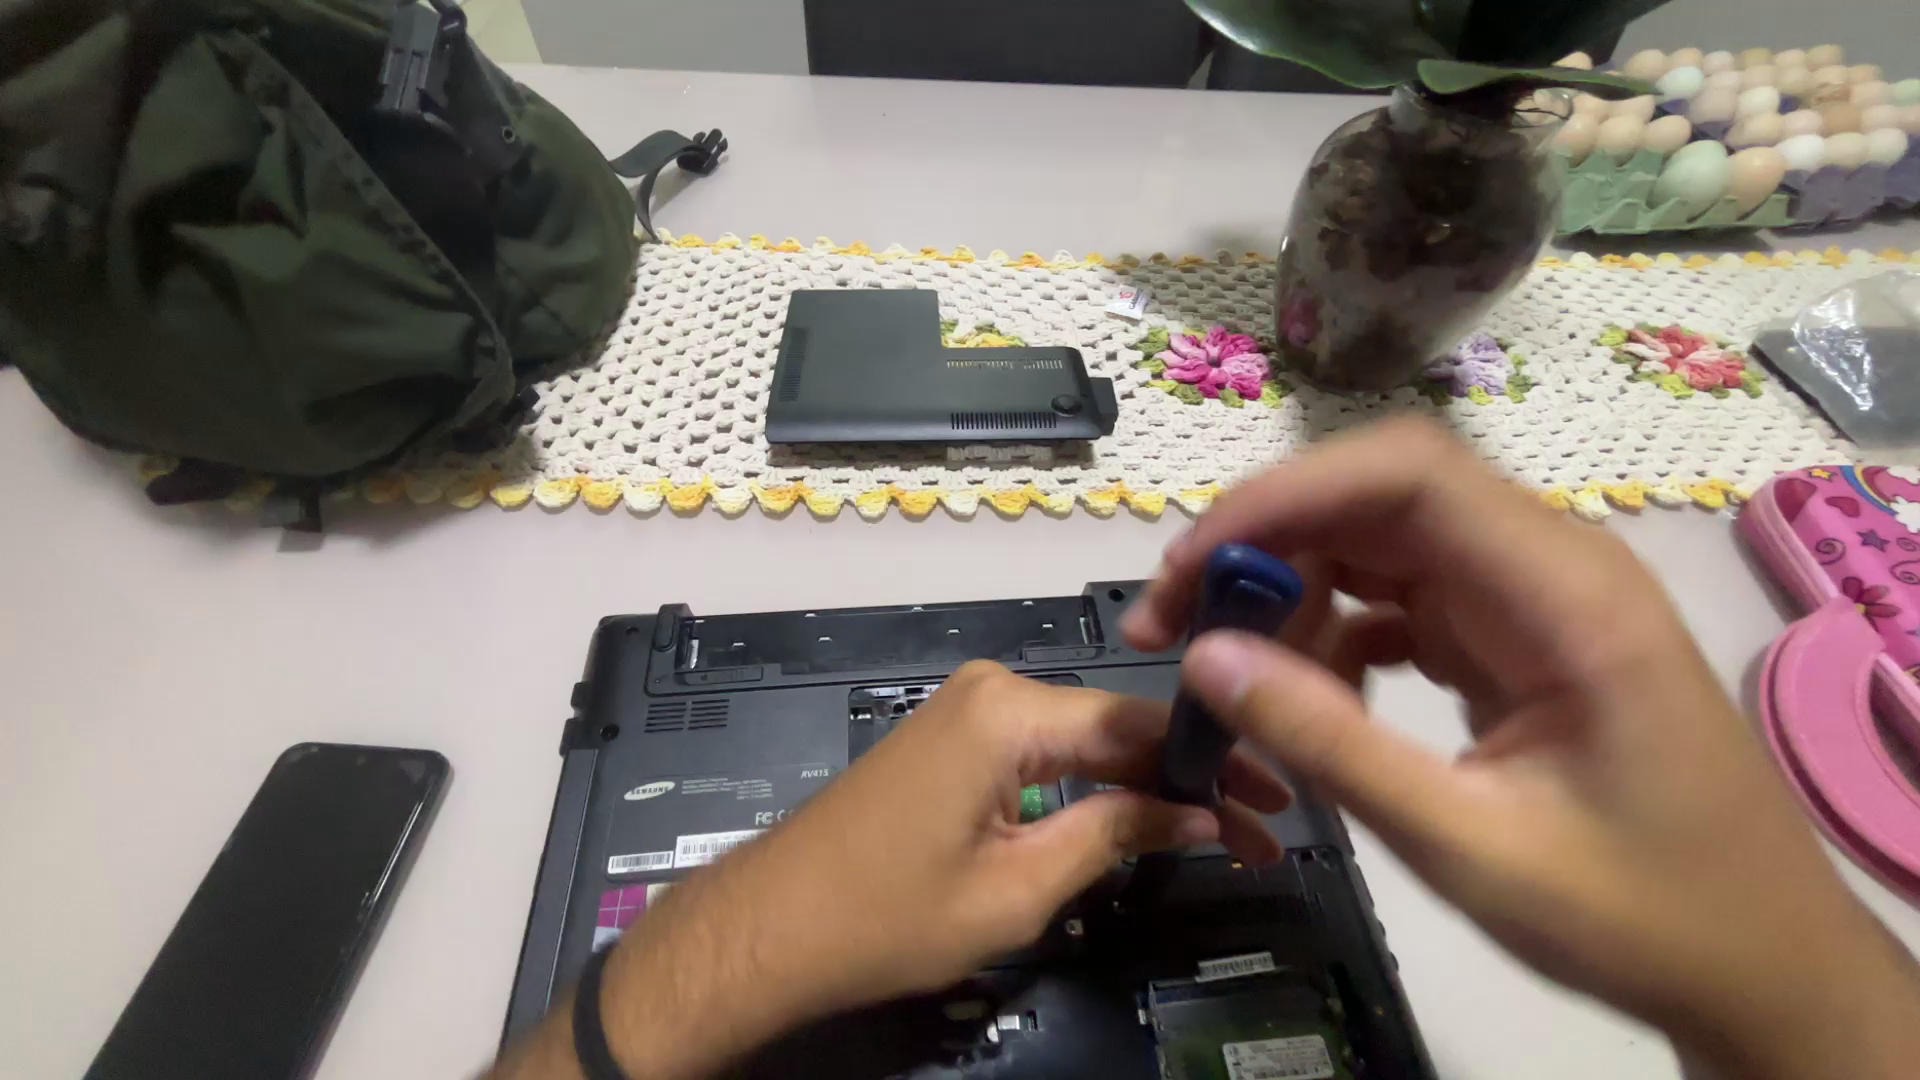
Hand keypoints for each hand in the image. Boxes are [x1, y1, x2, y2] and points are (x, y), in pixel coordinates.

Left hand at [491, 661, 1291, 1079]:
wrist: (774, 922)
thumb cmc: (889, 915)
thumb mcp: (1017, 889)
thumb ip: (1111, 835)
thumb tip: (1201, 815)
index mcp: (1006, 711)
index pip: (1134, 726)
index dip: (1208, 767)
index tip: (1273, 804)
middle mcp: (991, 686)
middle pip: (1109, 727)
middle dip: (1181, 778)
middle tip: (1257, 827)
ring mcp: (968, 706)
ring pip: (1078, 738)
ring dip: (1139, 783)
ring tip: (1211, 826)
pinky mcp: (954, 733)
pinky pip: (1038, 748)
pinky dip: (1087, 784)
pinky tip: (1133, 814)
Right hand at [1124, 417, 1919, 1079]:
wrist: (1758, 970)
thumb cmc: (1640, 914)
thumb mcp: (1467, 846)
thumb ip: (1330, 746)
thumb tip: (1202, 660)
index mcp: (1564, 596)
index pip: (1408, 477)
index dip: (1285, 495)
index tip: (1192, 563)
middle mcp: (1539, 565)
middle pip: (1371, 496)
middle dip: (1259, 540)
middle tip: (1173, 613)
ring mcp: (1513, 594)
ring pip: (1364, 539)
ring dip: (1278, 584)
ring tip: (1219, 655)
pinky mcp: (1491, 628)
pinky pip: (1378, 594)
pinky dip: (1317, 626)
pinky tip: (1296, 686)